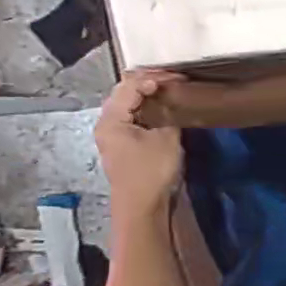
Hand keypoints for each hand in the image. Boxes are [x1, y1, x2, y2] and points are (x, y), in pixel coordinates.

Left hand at [96, 70, 185, 225]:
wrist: (142, 208)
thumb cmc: (152, 172)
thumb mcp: (167, 139)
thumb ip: (169, 115)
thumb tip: (172, 106)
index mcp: (112, 118)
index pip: (131, 85)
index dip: (155, 77)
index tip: (180, 78)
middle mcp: (105, 122)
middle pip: (124, 91)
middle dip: (149, 82)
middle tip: (175, 81)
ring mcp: (111, 135)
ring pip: (127, 104)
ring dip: (147, 96)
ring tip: (171, 92)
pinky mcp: (121, 145)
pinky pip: (131, 116)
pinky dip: (146, 109)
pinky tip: (162, 110)